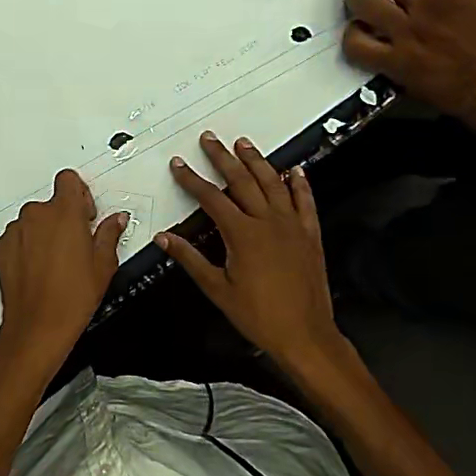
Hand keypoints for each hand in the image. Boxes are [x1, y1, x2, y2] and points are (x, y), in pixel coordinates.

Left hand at [0, 170, 128, 376]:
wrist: (38, 325)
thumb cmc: (70, 298)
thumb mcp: (103, 265)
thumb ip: (109, 234)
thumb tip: (115, 222)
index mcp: (64, 213)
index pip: (68, 180)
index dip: (79, 194)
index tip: (85, 214)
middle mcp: (36, 216)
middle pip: (51, 204)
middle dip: (63, 219)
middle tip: (76, 246)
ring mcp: (16, 231)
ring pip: (33, 222)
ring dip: (44, 234)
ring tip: (57, 263)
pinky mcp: (1, 248)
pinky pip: (17, 238)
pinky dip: (27, 248)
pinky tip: (40, 271)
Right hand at [154, 133, 349, 379]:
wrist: (305, 335)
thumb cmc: (259, 315)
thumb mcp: (216, 289)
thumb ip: (190, 258)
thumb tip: (164, 239)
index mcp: (242, 234)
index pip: (211, 197)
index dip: (192, 179)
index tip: (179, 165)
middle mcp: (268, 223)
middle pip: (242, 180)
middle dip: (222, 158)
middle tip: (210, 140)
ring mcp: (292, 226)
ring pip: (273, 183)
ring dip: (257, 161)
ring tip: (244, 145)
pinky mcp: (310, 235)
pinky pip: (305, 201)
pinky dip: (300, 183)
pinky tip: (294, 170)